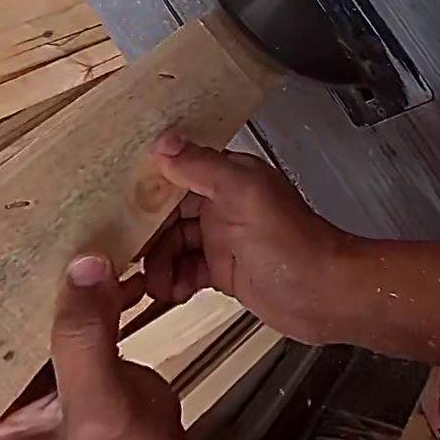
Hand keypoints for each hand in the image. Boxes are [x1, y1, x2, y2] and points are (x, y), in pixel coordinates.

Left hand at [0, 255, 206, 439]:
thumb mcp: (99, 407)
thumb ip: (85, 339)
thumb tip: (83, 269)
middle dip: (19, 283)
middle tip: (29, 232)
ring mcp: (36, 385)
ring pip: (38, 318)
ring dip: (62, 284)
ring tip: (74, 241)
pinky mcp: (69, 369)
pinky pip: (74, 321)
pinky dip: (95, 296)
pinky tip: (114, 274)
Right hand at [143, 133, 360, 344]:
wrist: (324, 296)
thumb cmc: (293, 245)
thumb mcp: (244, 197)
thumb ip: (203, 168)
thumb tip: (164, 143)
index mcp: (230, 178)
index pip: (177, 173)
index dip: (147, 188)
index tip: (115, 206)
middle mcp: (224, 203)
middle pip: (168, 212)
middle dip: (146, 234)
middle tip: (126, 258)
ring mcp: (223, 237)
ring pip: (173, 244)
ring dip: (158, 263)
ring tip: (155, 284)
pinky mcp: (224, 269)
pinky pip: (186, 269)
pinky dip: (175, 280)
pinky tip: (174, 292)